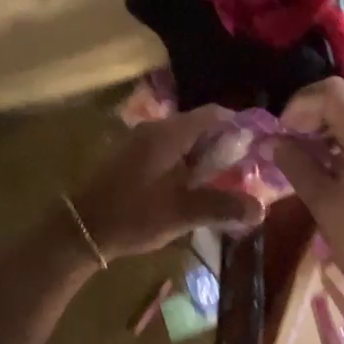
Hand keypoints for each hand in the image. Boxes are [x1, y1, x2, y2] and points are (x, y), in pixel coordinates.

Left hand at [71, 106, 264, 263]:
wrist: (82, 229)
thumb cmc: (133, 215)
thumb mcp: (182, 213)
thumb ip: (222, 206)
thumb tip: (261, 208)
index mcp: (170, 133)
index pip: (214, 114)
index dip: (239, 125)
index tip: (259, 145)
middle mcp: (157, 129)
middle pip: (201, 126)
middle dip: (225, 145)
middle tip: (247, 168)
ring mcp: (143, 142)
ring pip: (185, 141)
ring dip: (206, 157)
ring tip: (227, 181)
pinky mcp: (134, 158)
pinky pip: (170, 151)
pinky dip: (188, 164)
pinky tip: (195, 188)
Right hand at [268, 78, 343, 312]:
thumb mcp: (323, 201)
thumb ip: (295, 164)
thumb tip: (271, 142)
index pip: (330, 92)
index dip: (300, 104)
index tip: (283, 132)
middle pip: (340, 101)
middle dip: (309, 116)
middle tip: (288, 143)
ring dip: (323, 129)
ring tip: (304, 158)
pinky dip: (340, 141)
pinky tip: (329, 168)